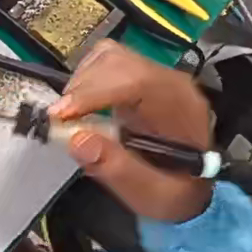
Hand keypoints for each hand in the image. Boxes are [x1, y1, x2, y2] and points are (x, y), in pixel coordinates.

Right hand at [47, 40, 213, 222]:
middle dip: (81, 88)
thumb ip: (118, 169)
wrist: (192, 187)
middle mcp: (169, 83)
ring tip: (71, 115)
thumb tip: (76, 140)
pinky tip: (81, 108)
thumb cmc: (175, 192)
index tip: (61, 115)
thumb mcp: (152, 195)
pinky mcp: (137, 78)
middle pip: (118, 61)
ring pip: (108, 56)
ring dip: (80, 83)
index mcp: (181, 107)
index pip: (136, 80)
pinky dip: (84, 81)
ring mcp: (153, 76)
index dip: (94, 91)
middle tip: (60, 121)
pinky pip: (106, 63)